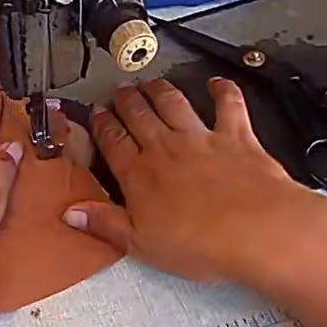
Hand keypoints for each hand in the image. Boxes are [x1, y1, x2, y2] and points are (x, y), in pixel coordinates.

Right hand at [63, 78, 326, 284]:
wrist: (256, 231)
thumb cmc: (198, 243)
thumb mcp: (140, 243)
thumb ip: (105, 224)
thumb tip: (70, 213)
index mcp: (139, 175)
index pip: (113, 142)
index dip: (102, 126)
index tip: (96, 115)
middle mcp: (166, 149)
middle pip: (140, 117)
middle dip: (126, 101)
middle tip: (119, 91)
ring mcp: (202, 139)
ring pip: (174, 105)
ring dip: (160, 91)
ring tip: (151, 82)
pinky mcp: (237, 137)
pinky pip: (227, 105)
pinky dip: (221, 90)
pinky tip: (216, 82)